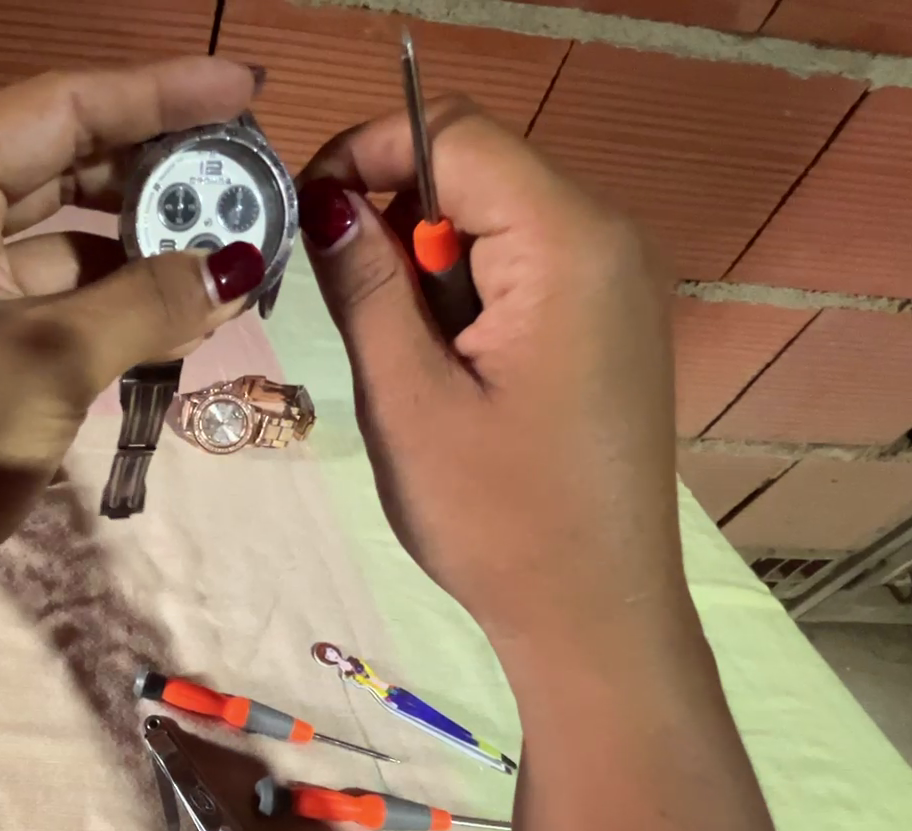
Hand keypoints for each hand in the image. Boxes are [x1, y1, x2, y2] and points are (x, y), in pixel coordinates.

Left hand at [0, 58, 268, 552]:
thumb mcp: (51, 361)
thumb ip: (148, 302)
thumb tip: (237, 268)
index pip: (61, 109)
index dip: (160, 93)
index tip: (245, 92)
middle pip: (63, 167)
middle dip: (153, 174)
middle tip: (240, 180)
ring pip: (65, 242)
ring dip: (140, 251)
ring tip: (225, 258)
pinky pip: (56, 300)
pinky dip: (113, 306)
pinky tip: (175, 318)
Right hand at [296, 101, 680, 643]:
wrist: (587, 613)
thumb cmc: (492, 516)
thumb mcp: (407, 397)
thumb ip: (365, 285)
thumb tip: (323, 199)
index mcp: (567, 246)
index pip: (456, 136)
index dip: (368, 150)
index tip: (301, 206)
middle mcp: (605, 243)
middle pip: (478, 173)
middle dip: (390, 214)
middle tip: (334, 295)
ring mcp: (610, 287)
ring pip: (490, 226)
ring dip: (419, 264)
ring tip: (388, 352)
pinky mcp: (598, 328)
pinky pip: (514, 274)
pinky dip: (455, 296)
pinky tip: (435, 365)